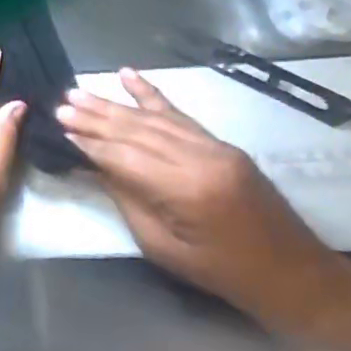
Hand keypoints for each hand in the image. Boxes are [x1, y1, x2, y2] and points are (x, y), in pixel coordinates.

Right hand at [57, 69, 341, 318]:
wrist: (291, 272)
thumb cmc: (223, 273)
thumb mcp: (165, 248)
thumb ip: (130, 201)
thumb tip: (96, 166)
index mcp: (186, 190)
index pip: (125, 156)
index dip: (90, 143)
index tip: (60, 128)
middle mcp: (201, 157)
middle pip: (138, 130)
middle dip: (96, 117)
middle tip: (62, 103)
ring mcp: (214, 145)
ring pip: (155, 118)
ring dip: (115, 104)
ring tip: (80, 92)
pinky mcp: (221, 143)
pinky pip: (180, 115)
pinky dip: (152, 95)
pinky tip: (129, 77)